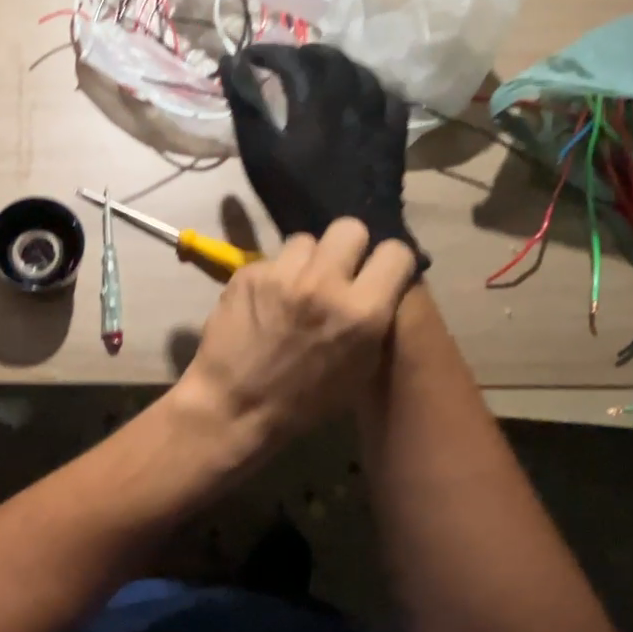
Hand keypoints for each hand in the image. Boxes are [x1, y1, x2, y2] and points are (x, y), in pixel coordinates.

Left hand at [172, 219, 419, 448]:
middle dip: (348, 245)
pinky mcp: (247, 271)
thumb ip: (374, 318)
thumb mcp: (361, 366)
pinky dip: (274, 274)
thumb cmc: (305, 400)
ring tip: (298, 285)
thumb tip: (381, 285)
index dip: (391, 259)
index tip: (381, 269)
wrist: (237, 403)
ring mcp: (281, 274)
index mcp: (362, 312)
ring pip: (305, 239)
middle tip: (339, 268)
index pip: (395, 253)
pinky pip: (271, 259)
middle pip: (349, 227)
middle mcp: (323, 283)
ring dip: (306, 258)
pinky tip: (266, 299)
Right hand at [219, 44, 424, 271]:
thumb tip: (231, 61)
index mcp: (313, 104)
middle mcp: (349, 102)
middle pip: (331, 59)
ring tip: (318, 72)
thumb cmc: (294, 196)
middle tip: (284, 61)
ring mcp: (376, 118)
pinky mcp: (393, 135)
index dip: (269, 52)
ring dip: (337, 65)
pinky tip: (358, 95)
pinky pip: (388, 97)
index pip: (292, 60)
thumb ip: (245, 104)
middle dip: (304, 53)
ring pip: (362, 73)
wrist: (350, 231)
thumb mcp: (259, 152)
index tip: (250, 57)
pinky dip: (369, 87)